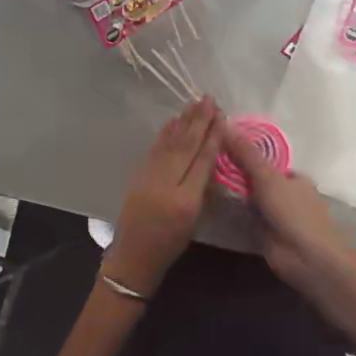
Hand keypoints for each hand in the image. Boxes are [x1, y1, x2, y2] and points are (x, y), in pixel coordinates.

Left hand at [104, 98, 224, 293]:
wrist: (134, 256)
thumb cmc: (170, 245)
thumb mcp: (194, 222)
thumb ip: (202, 191)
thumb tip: (209, 160)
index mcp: (186, 201)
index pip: (202, 162)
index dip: (212, 138)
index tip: (221, 117)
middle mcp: (167, 185)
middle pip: (186, 147)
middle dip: (199, 122)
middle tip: (209, 100)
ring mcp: (149, 178)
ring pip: (169, 144)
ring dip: (183, 122)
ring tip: (194, 103)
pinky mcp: (138, 176)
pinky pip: (154, 150)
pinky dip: (165, 134)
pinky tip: (173, 121)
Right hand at [222, 124, 355, 298]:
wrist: (306, 258)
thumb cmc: (293, 212)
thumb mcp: (267, 178)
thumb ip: (246, 154)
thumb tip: (226, 124)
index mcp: (295, 178)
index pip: (267, 161)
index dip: (245, 155)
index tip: (220, 148)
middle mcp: (288, 195)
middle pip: (258, 180)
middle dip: (237, 175)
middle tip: (206, 166)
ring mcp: (278, 217)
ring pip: (251, 200)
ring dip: (234, 196)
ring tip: (202, 183)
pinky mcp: (268, 235)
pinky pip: (247, 218)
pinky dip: (234, 214)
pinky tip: (212, 207)